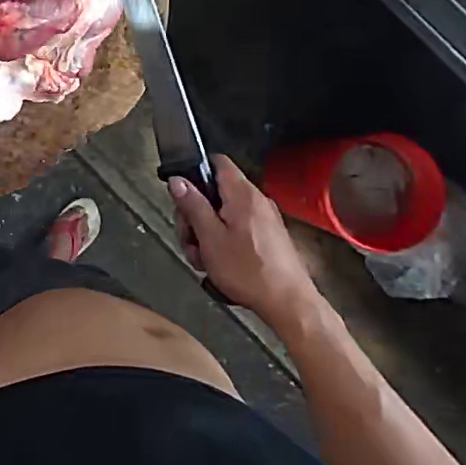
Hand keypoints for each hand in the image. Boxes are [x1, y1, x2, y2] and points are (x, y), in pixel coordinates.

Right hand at [171, 155, 319, 325]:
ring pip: (224, 214)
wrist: (288, 302)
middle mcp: (256, 200)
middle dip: (196, 215)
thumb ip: (193, 206)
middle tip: (190, 241)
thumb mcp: (210, 238)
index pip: (217, 161)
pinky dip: (224, 242)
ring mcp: (264, 218)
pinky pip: (238, 229)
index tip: (183, 197)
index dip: (196, 172)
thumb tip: (177, 180)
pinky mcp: (267, 236)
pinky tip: (219, 265)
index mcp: (242, 194)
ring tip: (204, 260)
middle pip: (216, 192)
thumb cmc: (249, 271)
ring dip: (207, 234)